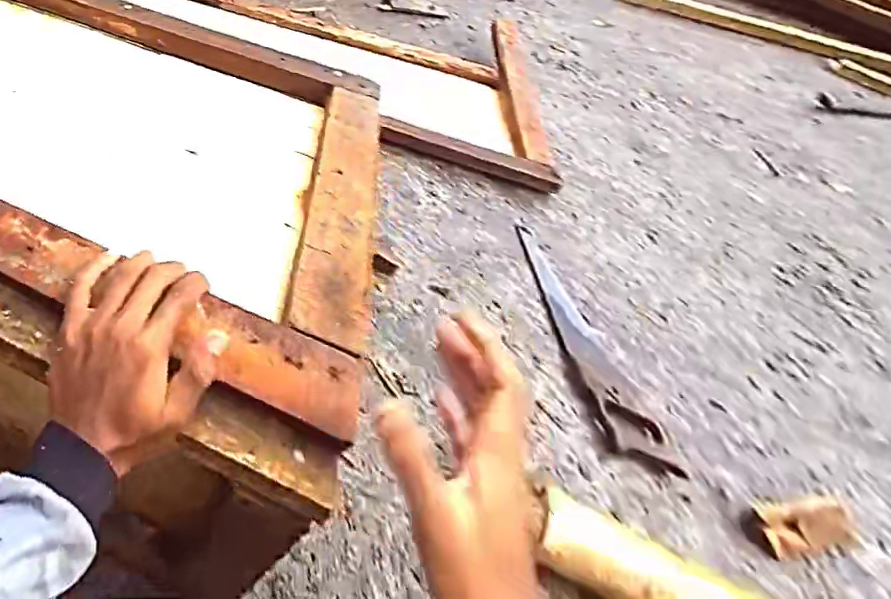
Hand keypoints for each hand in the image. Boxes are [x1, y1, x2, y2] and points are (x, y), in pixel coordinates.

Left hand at [49, 252, 228, 474]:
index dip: (194, 283)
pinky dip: (95, 267)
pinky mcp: (70, 328)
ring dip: (139, 262)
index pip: (178, 298)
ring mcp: (92, 324)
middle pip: (151, 280)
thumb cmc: (133, 433)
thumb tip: (218, 336)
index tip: (202, 282)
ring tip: (152, 257)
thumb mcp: (175, 414)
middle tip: (182, 270)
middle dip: (172, 269)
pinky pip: (80, 288)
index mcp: (149, 346)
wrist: (81, 450)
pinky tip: (108, 256)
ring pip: (120, 278)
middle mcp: (121, 327)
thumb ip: (198, 373)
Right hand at [376, 312, 539, 598]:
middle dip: (472, 353)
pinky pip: (470, 435)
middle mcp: (500, 458)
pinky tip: (438, 401)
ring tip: (442, 346)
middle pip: (494, 393)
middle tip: (447, 323)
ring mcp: (491, 475)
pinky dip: (455, 410)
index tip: (464, 316)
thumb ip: (409, 456)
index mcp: (497, 455)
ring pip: (482, 411)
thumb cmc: (472, 574)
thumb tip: (385, 402)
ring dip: (464, 375)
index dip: (487, 346)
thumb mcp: (434, 510)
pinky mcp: (478, 491)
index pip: (504, 385)